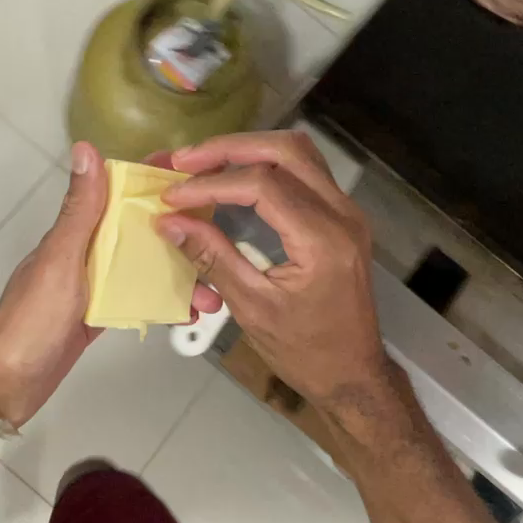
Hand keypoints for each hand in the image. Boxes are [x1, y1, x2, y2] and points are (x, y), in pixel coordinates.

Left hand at [0, 142, 223, 427]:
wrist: (7, 384)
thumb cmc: (31, 320)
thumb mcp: (60, 260)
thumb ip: (79, 211)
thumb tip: (86, 149)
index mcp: (75, 234)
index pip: (116, 195)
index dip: (148, 181)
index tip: (189, 173)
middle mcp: (86, 254)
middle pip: (138, 234)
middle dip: (179, 236)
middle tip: (220, 242)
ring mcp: (92, 287)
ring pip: (143, 271)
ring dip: (178, 277)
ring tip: (213, 295)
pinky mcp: (98, 317)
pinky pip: (137, 302)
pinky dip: (162, 305)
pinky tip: (189, 313)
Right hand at [155, 131, 392, 414]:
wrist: (354, 374)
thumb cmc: (304, 351)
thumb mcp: (252, 308)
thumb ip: (212, 257)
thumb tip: (169, 222)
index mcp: (322, 240)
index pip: (262, 186)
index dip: (211, 184)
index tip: (172, 196)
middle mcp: (342, 214)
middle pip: (285, 151)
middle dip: (229, 148)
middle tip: (184, 161)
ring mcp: (347, 212)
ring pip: (298, 153)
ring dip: (248, 148)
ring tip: (204, 162)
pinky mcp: (342, 217)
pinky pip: (304, 171)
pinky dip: (266, 163)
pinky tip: (234, 175)